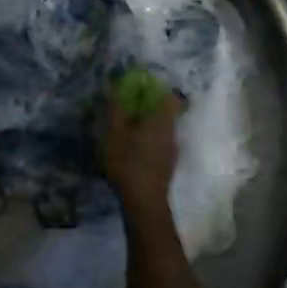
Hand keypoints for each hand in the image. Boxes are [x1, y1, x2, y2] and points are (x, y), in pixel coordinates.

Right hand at [102, 89, 183, 214]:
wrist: (144, 202)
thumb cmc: (128, 162)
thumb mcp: (114, 133)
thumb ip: (115, 109)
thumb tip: (114, 86)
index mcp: (162, 120)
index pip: (171, 97)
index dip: (158, 91)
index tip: (140, 90)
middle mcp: (172, 133)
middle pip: (165, 114)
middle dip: (147, 110)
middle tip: (126, 111)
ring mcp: (172, 151)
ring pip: (161, 131)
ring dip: (146, 128)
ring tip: (125, 133)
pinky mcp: (167, 166)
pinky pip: (159, 146)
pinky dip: (147, 144)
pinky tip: (131, 152)